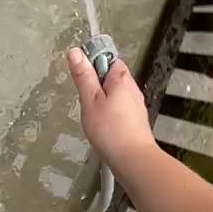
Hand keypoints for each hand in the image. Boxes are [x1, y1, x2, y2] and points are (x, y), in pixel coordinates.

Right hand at [67, 47, 155, 162]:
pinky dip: (110, 112)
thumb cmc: (110, 130)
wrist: (133, 159)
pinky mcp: (136, 119)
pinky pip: (120, 107)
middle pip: (111, 76)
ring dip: (103, 99)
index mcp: (121, 78)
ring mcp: (136, 104)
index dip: (93, 63)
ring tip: (94, 115)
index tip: (82, 77)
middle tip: (86, 100)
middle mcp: (132, 87)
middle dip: (96, 84)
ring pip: (115, 92)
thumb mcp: (90, 100)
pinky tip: (103, 125)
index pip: (108, 58)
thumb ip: (84, 76)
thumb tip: (76, 52)